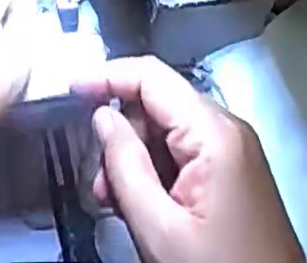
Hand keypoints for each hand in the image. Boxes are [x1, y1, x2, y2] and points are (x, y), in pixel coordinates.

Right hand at [73, 57, 304, 262]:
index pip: (154, 77)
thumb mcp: (160, 230)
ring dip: (138, 158)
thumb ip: (127, 167)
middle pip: (160, 104)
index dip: (109, 75)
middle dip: (123, 134)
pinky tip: (145, 207)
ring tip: (119, 204)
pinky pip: (186, 154)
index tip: (72, 87)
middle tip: (99, 182)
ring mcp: (234, 150)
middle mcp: (228, 128)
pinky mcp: (234, 172)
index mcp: (214, 132)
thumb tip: (102, 117)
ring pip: (170, 131)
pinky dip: (159, 172)